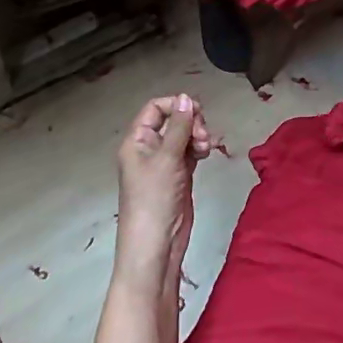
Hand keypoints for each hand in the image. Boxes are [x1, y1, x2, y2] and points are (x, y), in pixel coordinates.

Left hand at [114, 94, 214, 293]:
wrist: (157, 244)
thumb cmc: (154, 199)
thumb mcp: (166, 158)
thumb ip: (179, 127)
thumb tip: (186, 97)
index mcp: (137, 141)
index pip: (156, 109)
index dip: (176, 106)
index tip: (196, 113)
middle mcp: (149, 149)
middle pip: (173, 120)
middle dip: (191, 122)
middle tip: (202, 137)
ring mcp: (165, 163)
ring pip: (185, 135)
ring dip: (198, 136)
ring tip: (205, 148)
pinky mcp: (179, 175)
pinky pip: (191, 151)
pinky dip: (200, 148)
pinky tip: (206, 154)